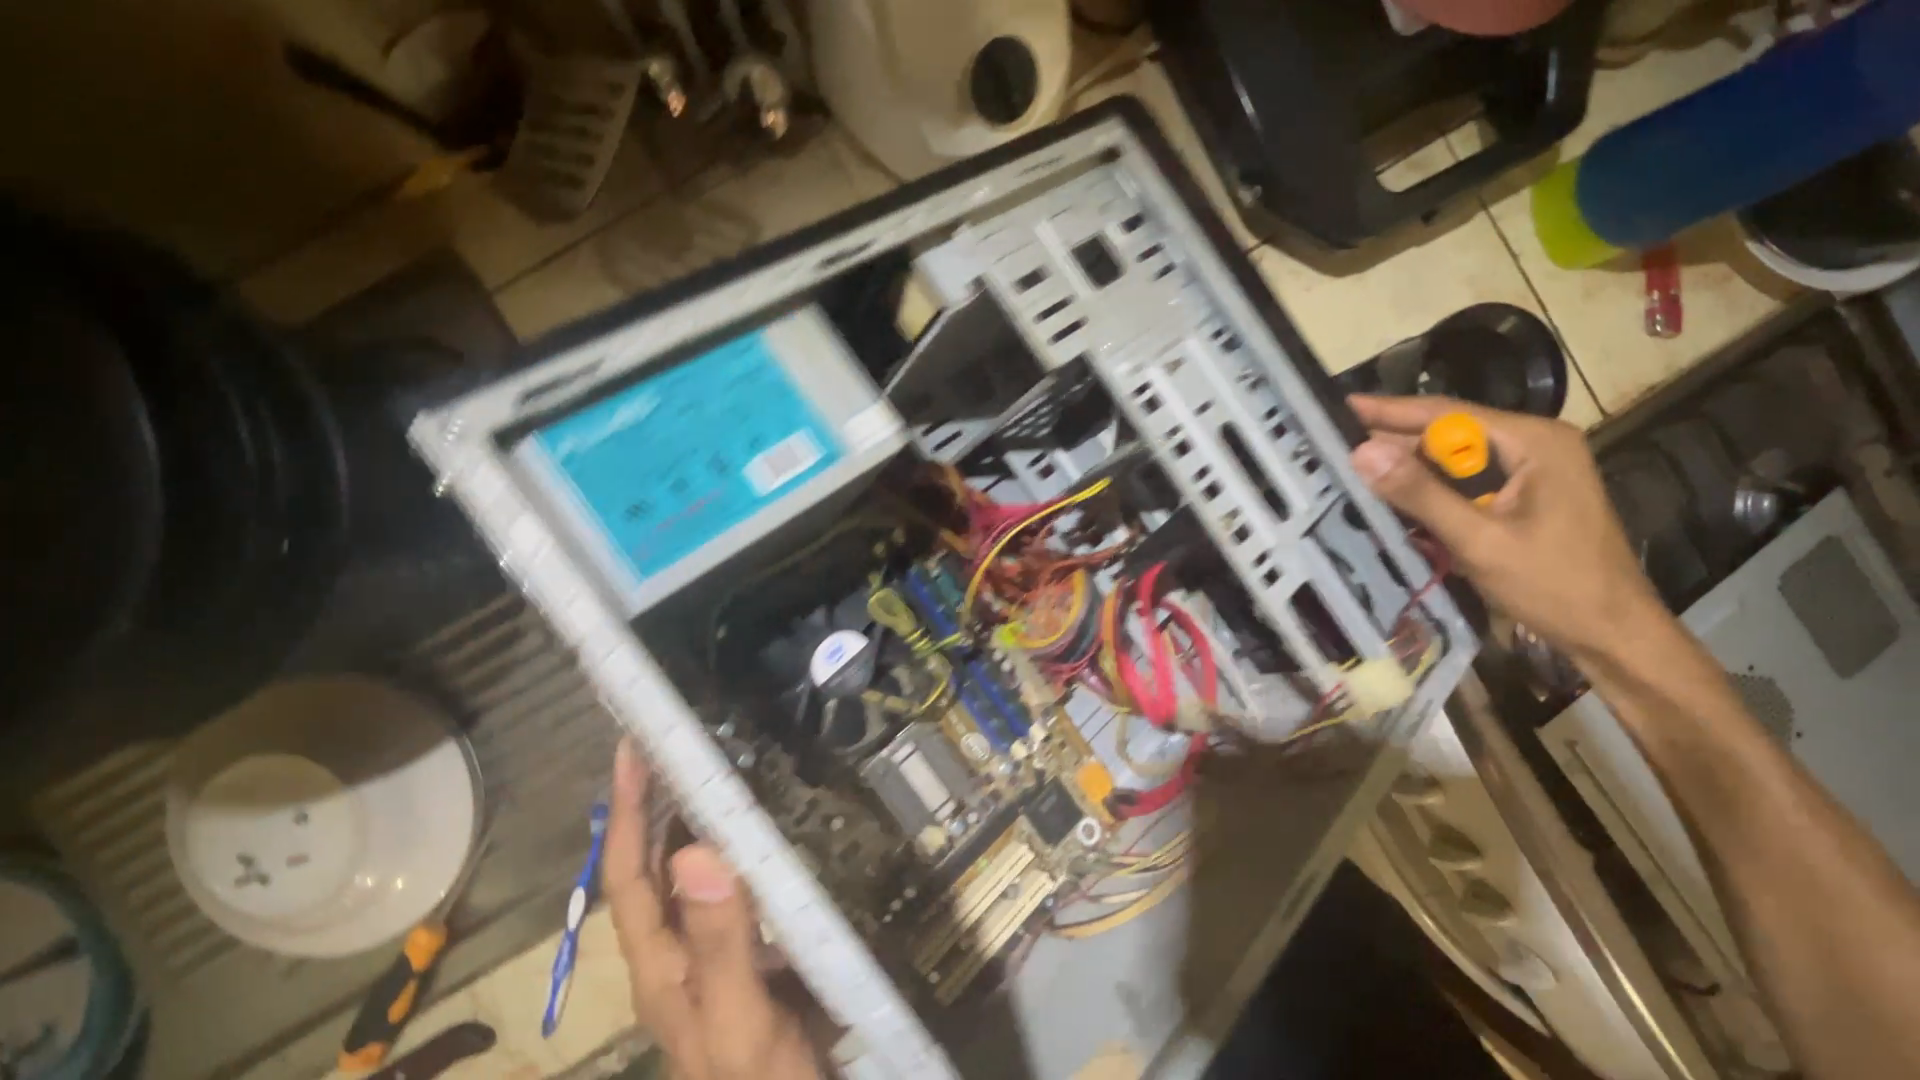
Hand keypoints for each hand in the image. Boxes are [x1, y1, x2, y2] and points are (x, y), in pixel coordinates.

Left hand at [603, 739, 821, 1079]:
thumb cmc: (758, 1079)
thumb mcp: (740, 1017)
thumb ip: (721, 941)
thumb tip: (696, 851)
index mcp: (659, 965)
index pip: (630, 874)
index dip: (627, 811)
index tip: (631, 749)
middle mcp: (675, 955)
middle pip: (651, 870)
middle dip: (653, 807)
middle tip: (674, 746)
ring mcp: (710, 959)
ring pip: (689, 879)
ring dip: (691, 826)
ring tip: (710, 774)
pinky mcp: (748, 962)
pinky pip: (733, 893)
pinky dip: (738, 854)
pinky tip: (762, 838)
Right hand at [1346, 394, 1667, 659]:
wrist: (1614, 634)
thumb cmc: (1554, 586)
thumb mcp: (1479, 540)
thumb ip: (1420, 494)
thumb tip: (1361, 452)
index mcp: (1535, 442)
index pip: (1447, 414)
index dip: (1390, 411)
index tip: (1340, 407)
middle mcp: (1536, 445)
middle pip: (1450, 433)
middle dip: (1395, 441)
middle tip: (1334, 447)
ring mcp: (1533, 471)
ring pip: (1455, 460)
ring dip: (1410, 469)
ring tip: (1353, 471)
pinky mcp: (1526, 497)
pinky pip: (1467, 483)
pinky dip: (1431, 491)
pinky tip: (1395, 500)